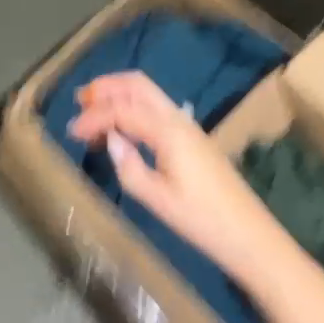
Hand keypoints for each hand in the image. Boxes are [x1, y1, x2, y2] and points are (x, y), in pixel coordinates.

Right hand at [65, 72, 284, 275]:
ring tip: (96, 106)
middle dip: (106, 86)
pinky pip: (156, 106)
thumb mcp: (158, 200)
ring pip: (148, 92)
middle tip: (81, 99)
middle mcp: (177, 119)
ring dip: (120, 92)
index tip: (71, 130)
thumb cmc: (203, 220)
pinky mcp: (193, 137)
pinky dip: (134, 104)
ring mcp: (188, 126)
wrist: (252, 238)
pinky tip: (124, 125)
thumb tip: (111, 140)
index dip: (93, 117)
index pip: (120, 110)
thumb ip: (128, 167)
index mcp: (167, 131)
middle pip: (137, 84)